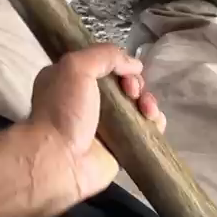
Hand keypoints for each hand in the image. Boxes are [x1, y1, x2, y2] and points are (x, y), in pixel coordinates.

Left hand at [19, 44, 166, 205]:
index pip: (102, 63)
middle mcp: (86, 98)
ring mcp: (104, 123)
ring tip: (148, 111)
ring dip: (148, 102)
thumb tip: (134, 63)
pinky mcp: (120, 146)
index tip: (126, 73)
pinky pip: (143, 130)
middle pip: (122, 83)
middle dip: (135, 84)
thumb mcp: (76, 67)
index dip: (118, 64)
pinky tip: (155, 122)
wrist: (61, 159)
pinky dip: (154, 123)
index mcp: (70, 77)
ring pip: (135, 105)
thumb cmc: (63, 110)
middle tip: (133, 92)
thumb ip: (104, 56)